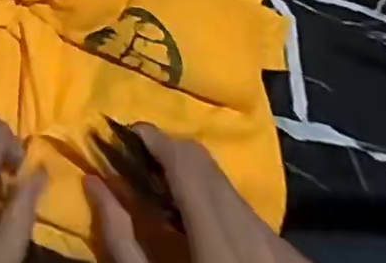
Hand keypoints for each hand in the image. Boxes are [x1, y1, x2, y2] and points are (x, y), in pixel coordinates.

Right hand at [87, 124, 309, 262]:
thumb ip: (120, 237)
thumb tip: (93, 181)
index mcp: (219, 245)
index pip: (185, 161)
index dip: (153, 138)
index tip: (121, 135)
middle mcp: (255, 233)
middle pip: (204, 162)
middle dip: (165, 153)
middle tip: (133, 165)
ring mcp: (280, 245)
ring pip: (226, 184)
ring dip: (189, 178)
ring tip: (160, 198)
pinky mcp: (292, 257)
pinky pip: (245, 211)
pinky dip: (214, 204)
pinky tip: (198, 233)